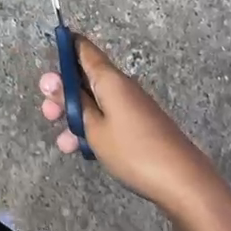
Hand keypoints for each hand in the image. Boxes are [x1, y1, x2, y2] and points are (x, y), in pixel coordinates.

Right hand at [40, 33, 230, 230]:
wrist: (184, 184)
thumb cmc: (134, 151)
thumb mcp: (93, 128)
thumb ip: (73, 103)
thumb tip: (55, 80)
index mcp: (108, 78)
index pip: (83, 48)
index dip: (63, 47)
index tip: (46, 59)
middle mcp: (120, 86)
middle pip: (84, 77)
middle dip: (62, 92)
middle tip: (47, 110)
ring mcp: (131, 106)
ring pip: (94, 101)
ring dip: (74, 116)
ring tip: (61, 139)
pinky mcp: (139, 126)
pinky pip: (108, 117)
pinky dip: (92, 128)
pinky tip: (80, 148)